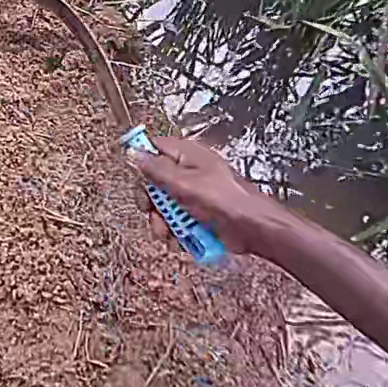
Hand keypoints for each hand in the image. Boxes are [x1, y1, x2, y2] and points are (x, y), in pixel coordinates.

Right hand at [126, 135, 274, 254]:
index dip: (141, 163)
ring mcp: (192, 192)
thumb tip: (134, 153)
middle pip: (153, 181)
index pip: (152, 149)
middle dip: (151, 202)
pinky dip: (175, 230)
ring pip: (163, 204)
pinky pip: (175, 219)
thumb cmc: (225, 201)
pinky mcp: (196, 212)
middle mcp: (187, 171)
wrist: (253, 229)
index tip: (138, 181)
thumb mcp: (183, 183)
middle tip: (154, 212)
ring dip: (162, 221)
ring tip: (170, 232)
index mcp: (186, 155)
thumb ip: (156, 169)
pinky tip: (181, 237)